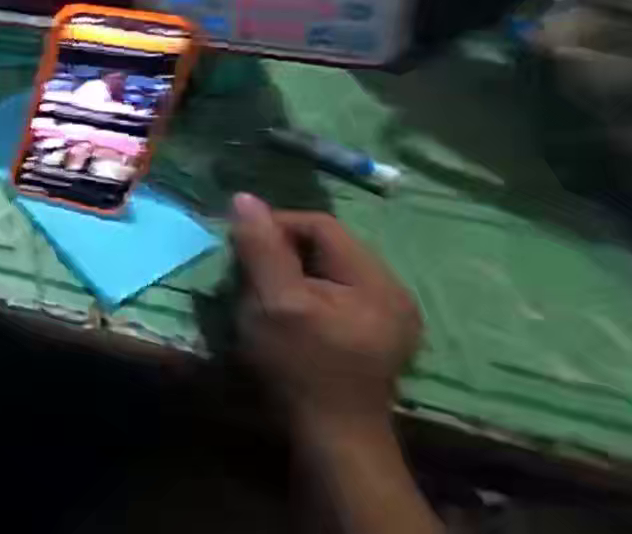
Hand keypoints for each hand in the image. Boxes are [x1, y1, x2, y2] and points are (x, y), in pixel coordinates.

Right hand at [229, 193, 422, 440]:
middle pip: (324, 243)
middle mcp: (391, 292)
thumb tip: (244, 198)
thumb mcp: (273, 301)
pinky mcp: (371, 329)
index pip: (319, 224)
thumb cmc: (299, 364)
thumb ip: (261, 248)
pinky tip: (284, 308)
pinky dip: (300, 287)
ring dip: (285, 268)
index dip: (274, 226)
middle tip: (247, 272)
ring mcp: (385, 313)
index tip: (239, 249)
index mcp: (377, 283)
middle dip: (279, 248)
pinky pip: (330, 287)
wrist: (329, 435)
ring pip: (324, 265)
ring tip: (261, 291)